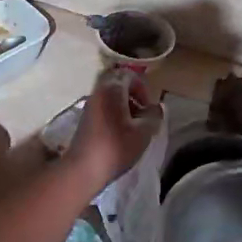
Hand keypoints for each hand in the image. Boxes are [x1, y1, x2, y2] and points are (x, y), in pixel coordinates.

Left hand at [68, 69, 160, 183]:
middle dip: (133, 94)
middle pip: (118, 83)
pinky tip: (121, 131)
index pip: (128, 74)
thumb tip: (157, 107)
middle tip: (142, 111)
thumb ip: (153, 115)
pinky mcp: (85, 118)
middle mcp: (98, 92)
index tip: (148, 105)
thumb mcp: (144, 132)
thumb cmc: (116, 146)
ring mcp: (90, 104)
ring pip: (110, 95)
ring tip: (134, 124)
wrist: (84, 167)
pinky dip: (114, 112)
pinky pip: (103, 105)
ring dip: (124, 104)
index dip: (142, 87)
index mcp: (112, 89)